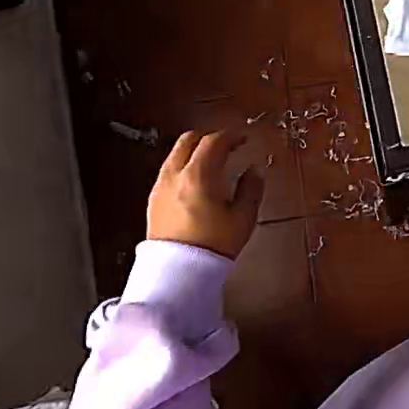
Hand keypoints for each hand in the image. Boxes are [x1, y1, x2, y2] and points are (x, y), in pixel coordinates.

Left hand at [147, 129, 264, 258]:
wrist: (177, 273)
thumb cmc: (214, 243)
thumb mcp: (243, 217)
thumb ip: (251, 188)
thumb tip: (254, 170)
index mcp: (198, 175)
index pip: (214, 142)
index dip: (232, 136)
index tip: (245, 138)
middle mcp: (174, 175)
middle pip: (188, 140)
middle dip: (210, 137)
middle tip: (229, 143)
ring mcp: (160, 187)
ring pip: (176, 154)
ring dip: (196, 150)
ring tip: (215, 160)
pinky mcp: (153, 200)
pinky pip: (170, 170)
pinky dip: (186, 165)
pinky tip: (199, 179)